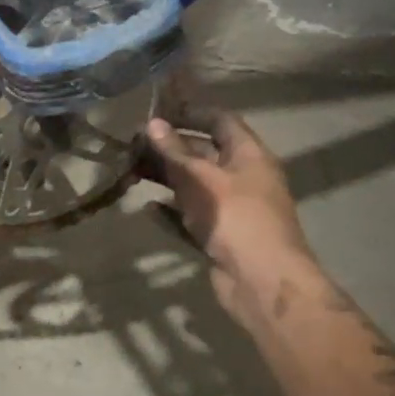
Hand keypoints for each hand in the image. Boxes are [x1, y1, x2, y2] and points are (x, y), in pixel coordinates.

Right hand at [140, 109, 313, 320]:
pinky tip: (146, 208)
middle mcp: (243, 179)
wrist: (263, 284)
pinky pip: (191, 217)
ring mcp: (233, 210)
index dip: (192, 113)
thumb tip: (152, 123)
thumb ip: (174, 151)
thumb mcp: (200, 178)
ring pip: (194, 186)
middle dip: (169, 148)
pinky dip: (170, 211)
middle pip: (204, 154)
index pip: (221, 122)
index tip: (157, 112)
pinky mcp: (221, 237)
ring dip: (165, 178)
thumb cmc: (235, 217)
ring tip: (131, 172)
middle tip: (133, 144)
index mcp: (249, 157)